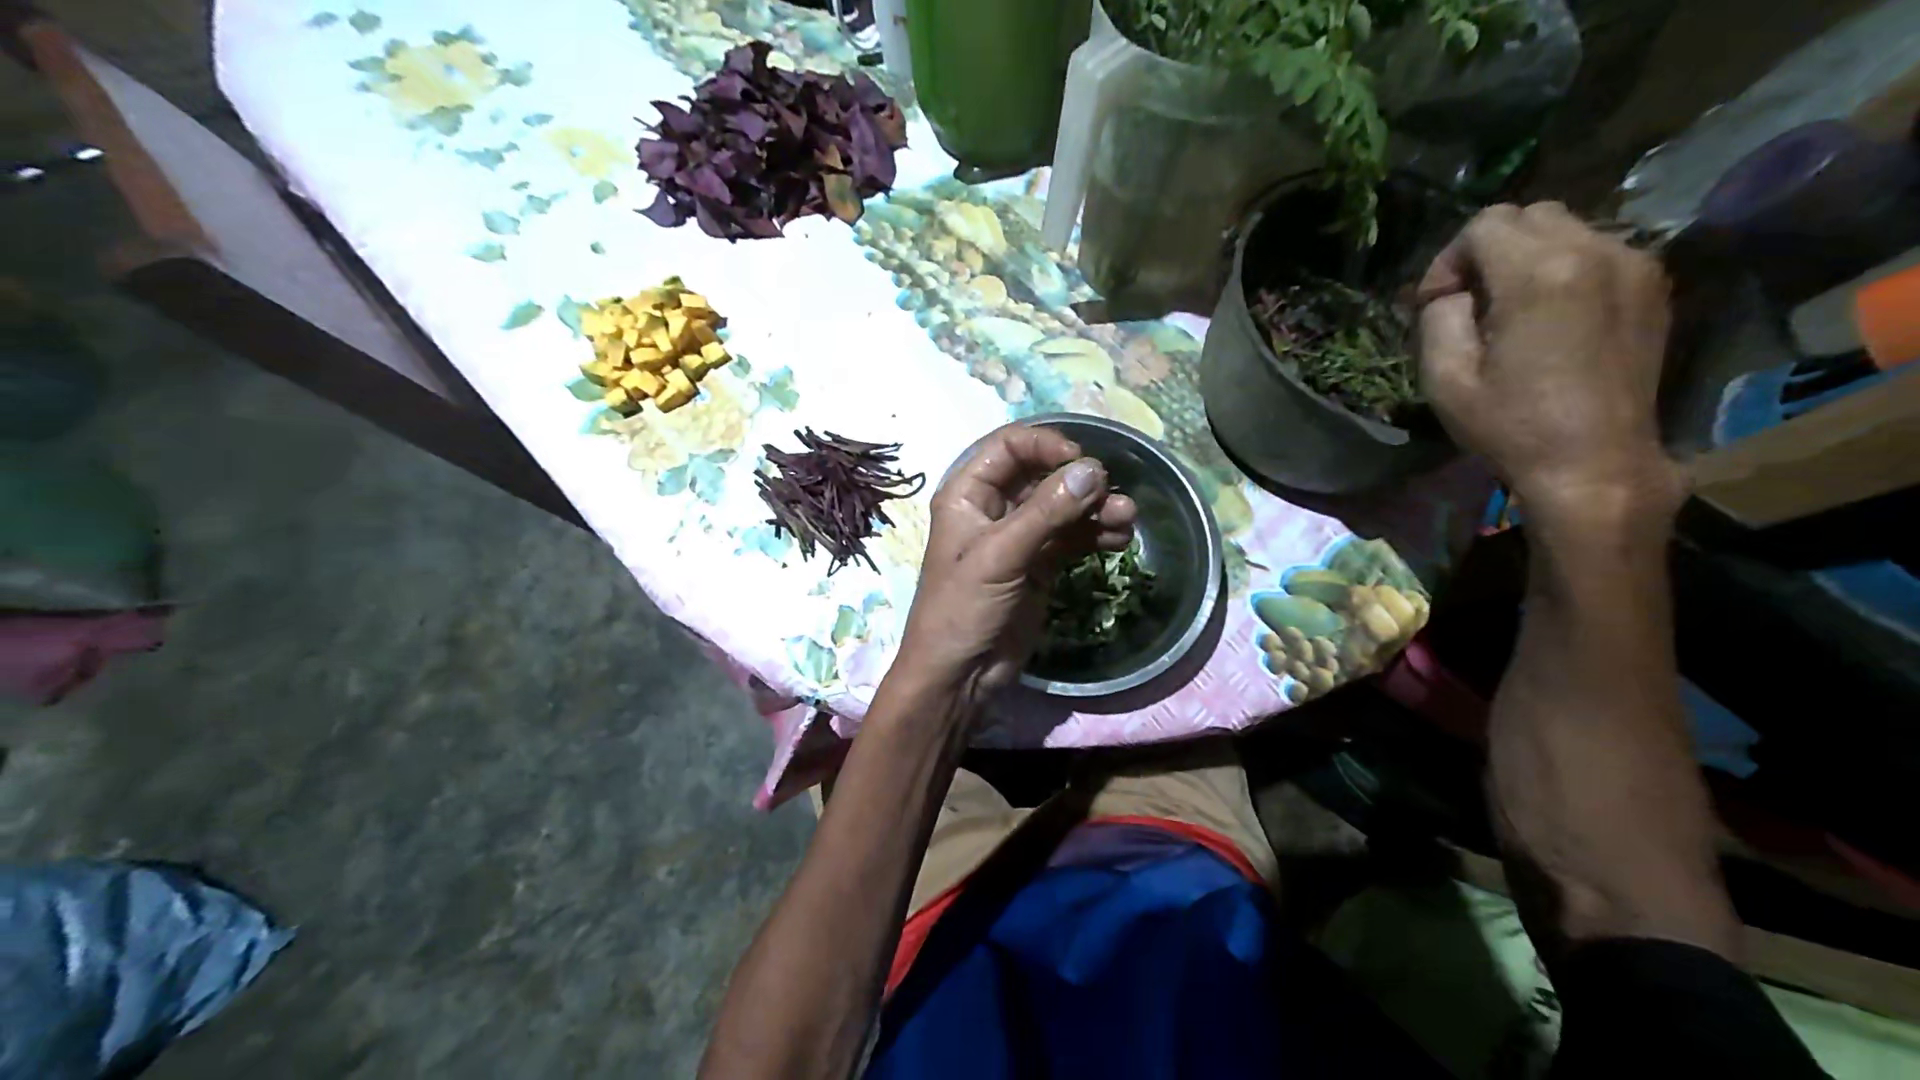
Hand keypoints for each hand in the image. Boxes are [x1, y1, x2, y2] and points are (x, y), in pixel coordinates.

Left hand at [893, 422, 1136, 709]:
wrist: (960, 676)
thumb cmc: (962, 608)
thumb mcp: (1000, 556)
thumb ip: (1046, 512)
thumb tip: (1094, 470)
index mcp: (968, 494)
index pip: (1009, 447)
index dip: (1046, 444)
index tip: (1082, 459)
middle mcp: (994, 508)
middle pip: (1043, 474)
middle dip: (1079, 481)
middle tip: (1111, 495)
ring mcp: (1019, 536)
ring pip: (1063, 507)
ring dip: (1096, 508)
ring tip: (1127, 519)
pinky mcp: (1040, 564)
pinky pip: (1072, 537)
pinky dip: (1095, 534)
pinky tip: (1120, 539)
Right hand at [1416, 202, 1683, 531]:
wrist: (1594, 463)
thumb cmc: (1510, 426)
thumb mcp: (1446, 378)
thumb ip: (1439, 317)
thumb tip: (1452, 293)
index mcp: (1539, 274)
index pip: (1484, 224)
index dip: (1447, 260)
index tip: (1436, 304)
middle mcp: (1596, 252)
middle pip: (1528, 215)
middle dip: (1486, 251)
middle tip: (1468, 303)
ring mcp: (1634, 266)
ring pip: (1565, 229)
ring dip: (1525, 258)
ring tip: (1508, 310)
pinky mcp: (1651, 287)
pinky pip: (1596, 251)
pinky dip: (1562, 269)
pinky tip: (1549, 317)